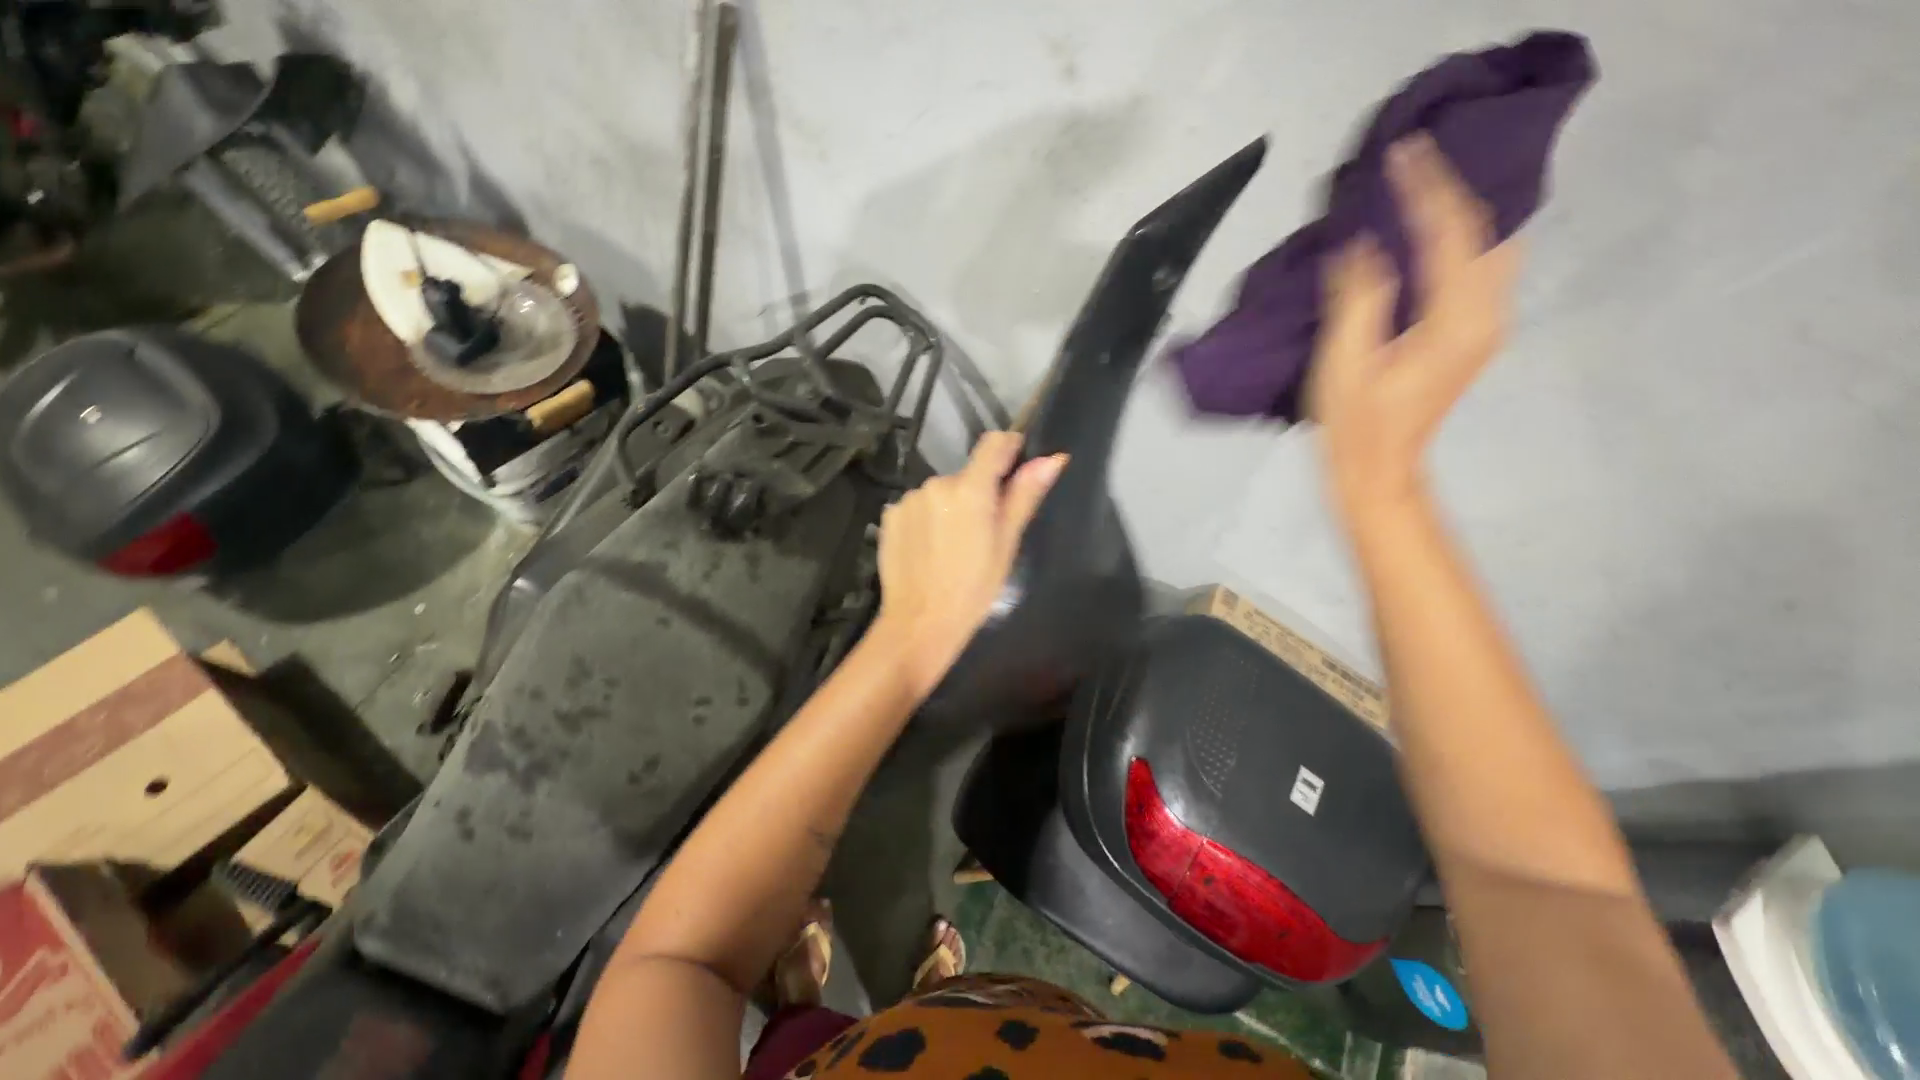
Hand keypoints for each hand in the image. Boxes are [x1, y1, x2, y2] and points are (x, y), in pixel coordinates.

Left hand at [871, 431, 1066, 698]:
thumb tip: (1052, 459)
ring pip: (941, 493)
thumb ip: (1024, 496)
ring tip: (953, 548)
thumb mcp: (1006, 544)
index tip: (1016, 469)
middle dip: (977, 494)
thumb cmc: (973, 589)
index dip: (1009, 450)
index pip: (994, 444)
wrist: (919, 624)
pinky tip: (929, 550)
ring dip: (950, 509)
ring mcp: (908, 499)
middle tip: (983, 534)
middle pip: (966, 475)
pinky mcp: (889, 515)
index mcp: (969, 489)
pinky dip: (927, 521)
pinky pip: (917, 507)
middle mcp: (936, 484)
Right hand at [1306, 133, 1520, 514]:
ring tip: (1421, 187)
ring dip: (1459, 214)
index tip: (1404, 150)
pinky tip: (1430, 231)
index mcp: (1455, 320)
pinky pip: (1478, 269)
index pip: (1449, 233)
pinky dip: (1458, 240)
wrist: (1379, 471)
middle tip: (1412, 160)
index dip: (1426, 188)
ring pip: (1488, 248)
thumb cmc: (1356, 422)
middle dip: (1448, 191)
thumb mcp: (1345, 360)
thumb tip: (1365, 244)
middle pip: (1480, 233)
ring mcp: (1485, 327)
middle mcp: (1484, 316)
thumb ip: (1360, 297)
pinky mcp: (1472, 335)